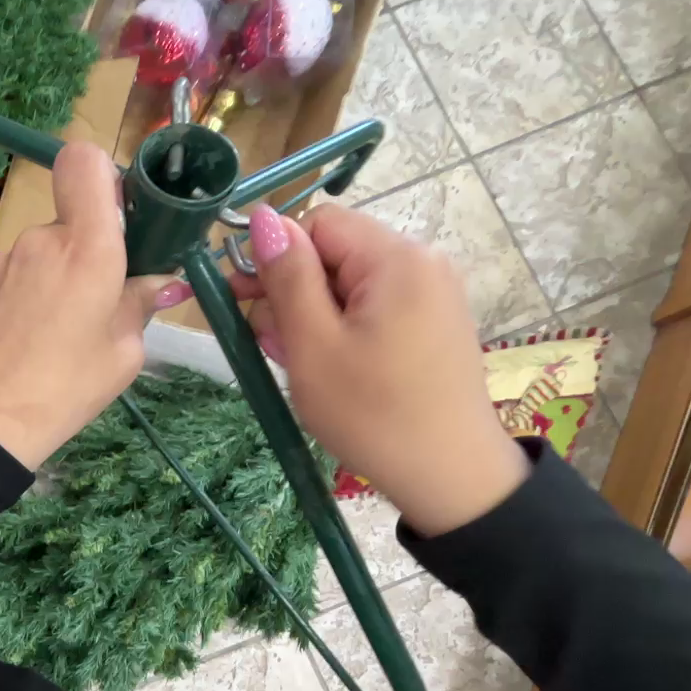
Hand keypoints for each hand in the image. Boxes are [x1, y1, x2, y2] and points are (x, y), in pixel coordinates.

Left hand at [0, 142, 188, 468]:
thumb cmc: (64, 390)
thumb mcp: (122, 354)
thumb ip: (139, 304)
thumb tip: (159, 283)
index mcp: (87, 246)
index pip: (85, 161)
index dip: (102, 177)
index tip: (116, 221)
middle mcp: (40, 240)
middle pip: (69, 220)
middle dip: (86, 251)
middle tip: (95, 305)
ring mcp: (2, 263)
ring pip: (41, 253)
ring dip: (55, 279)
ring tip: (56, 335)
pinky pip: (16, 279)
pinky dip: (26, 299)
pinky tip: (25, 342)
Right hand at [242, 203, 528, 535]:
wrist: (445, 471)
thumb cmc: (369, 411)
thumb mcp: (312, 344)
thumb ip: (287, 277)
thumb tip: (262, 219)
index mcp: (395, 259)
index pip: (317, 223)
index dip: (275, 256)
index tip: (245, 301)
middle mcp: (420, 262)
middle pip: (331, 253)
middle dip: (290, 293)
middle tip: (273, 345)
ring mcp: (430, 293)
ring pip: (344, 285)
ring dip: (308, 317)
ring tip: (300, 365)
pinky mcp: (429, 322)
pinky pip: (368, 308)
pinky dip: (337, 331)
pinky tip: (327, 368)